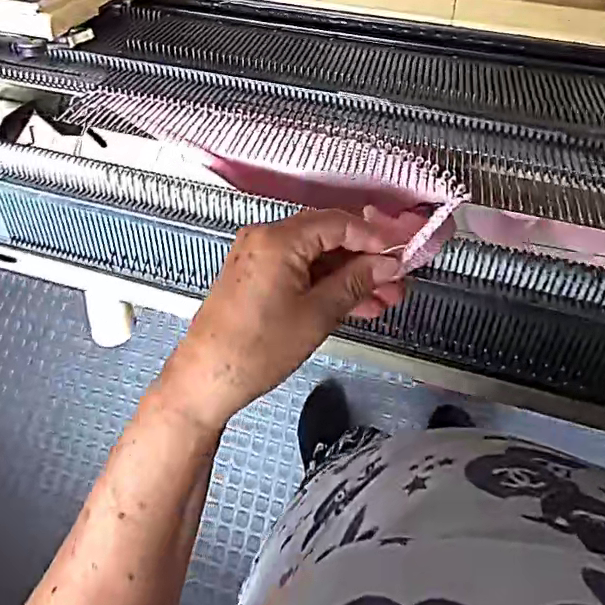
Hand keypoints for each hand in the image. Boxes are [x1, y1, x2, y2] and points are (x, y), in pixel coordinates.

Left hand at [153, 208, 415, 432]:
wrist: (204, 382)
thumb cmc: (257, 348)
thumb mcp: (317, 315)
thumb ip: (356, 282)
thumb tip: (388, 265)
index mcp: (278, 238)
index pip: (338, 222)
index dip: (374, 237)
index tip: (400, 253)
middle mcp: (267, 237)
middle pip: (328, 236)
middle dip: (365, 259)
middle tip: (396, 279)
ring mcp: (260, 256)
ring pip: (317, 256)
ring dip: (350, 275)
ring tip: (384, 298)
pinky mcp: (257, 276)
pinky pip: (301, 269)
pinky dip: (326, 284)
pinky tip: (356, 303)